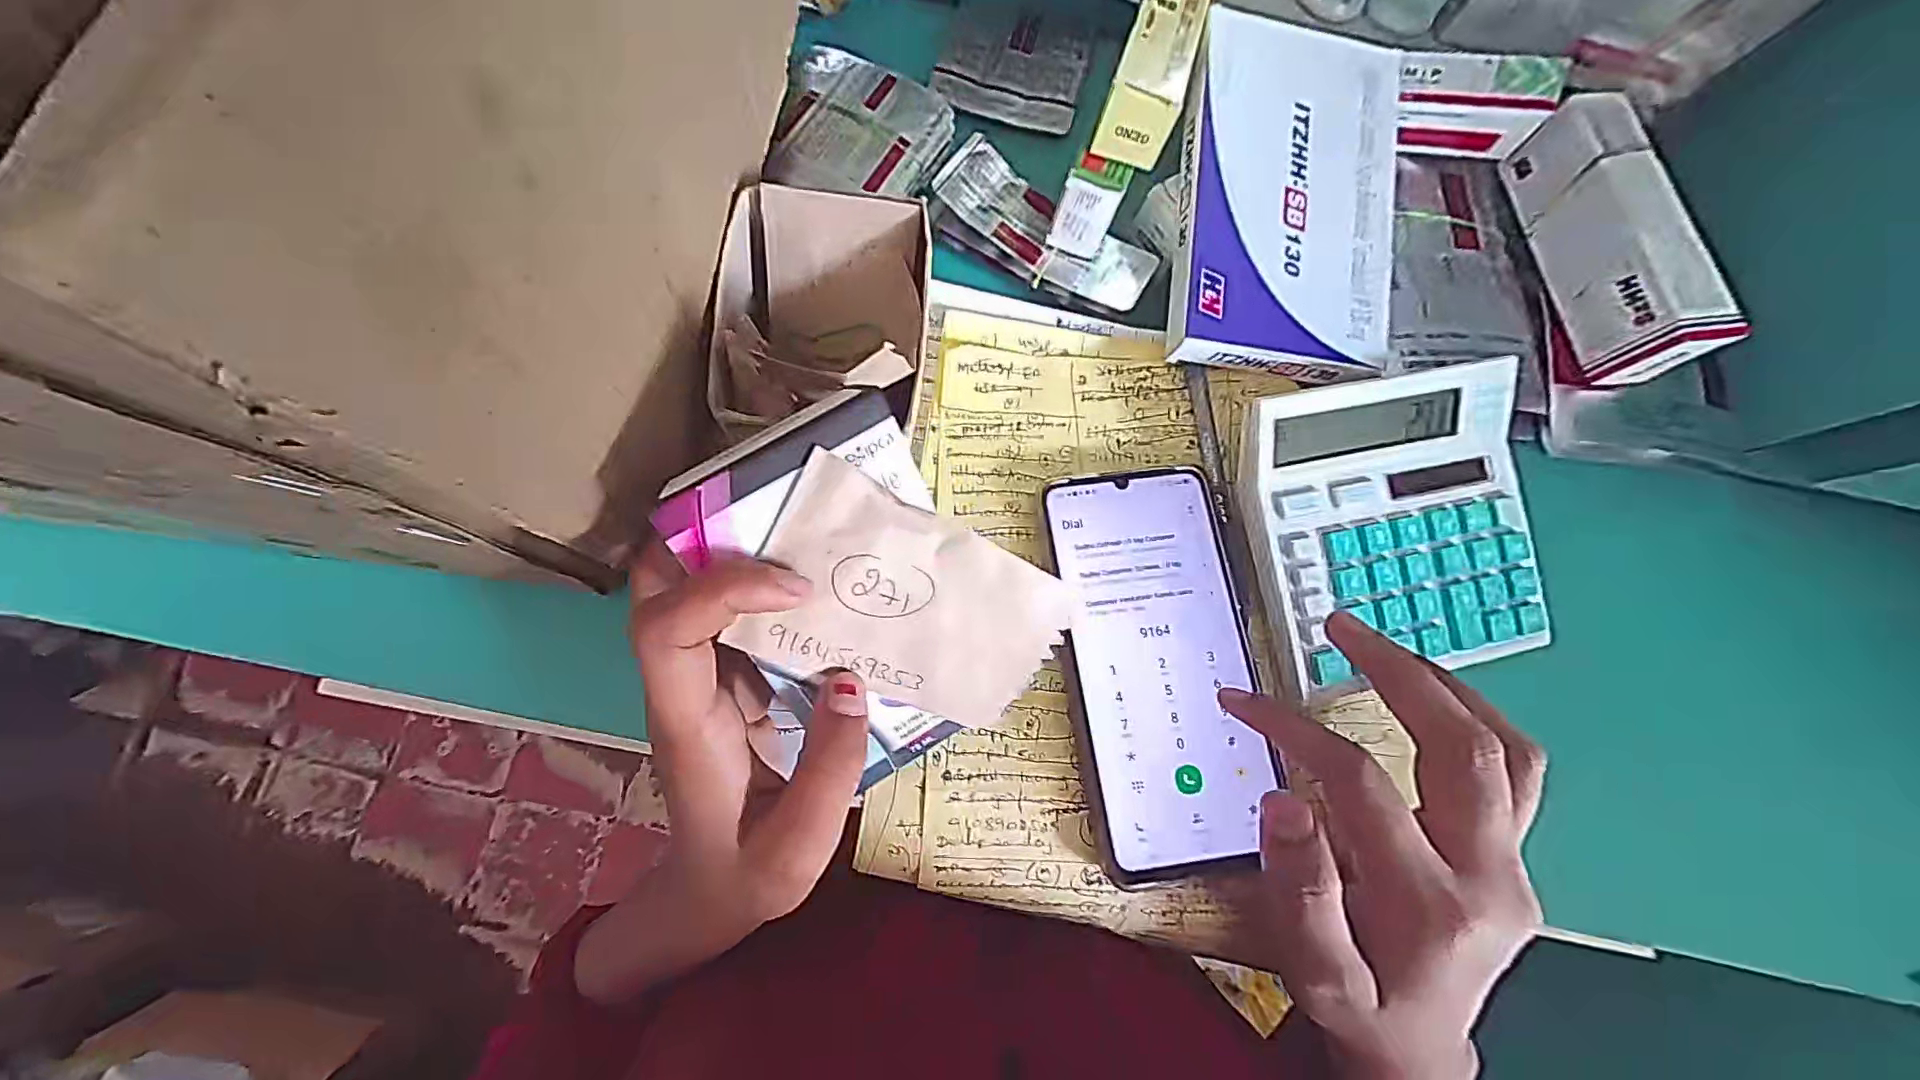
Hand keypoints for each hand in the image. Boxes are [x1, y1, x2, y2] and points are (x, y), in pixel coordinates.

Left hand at [574, 547, 869, 1004]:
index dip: (723, 589)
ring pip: (692, 588)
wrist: (707, 895)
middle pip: (655, 588)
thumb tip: (850, 679)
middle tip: (778, 519)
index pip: (666, 631)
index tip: (797, 588)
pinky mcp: (729, 677)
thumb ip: (829, 771)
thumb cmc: (744, 876)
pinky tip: (821, 587)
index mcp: (685, 725)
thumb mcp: (795, 851)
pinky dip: (768, 586)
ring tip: (807, 538)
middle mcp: (681, 685)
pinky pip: (736, 613)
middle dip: (705, 538)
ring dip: (740, 552)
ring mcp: (701, 677)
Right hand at [1220, 612, 1544, 1079]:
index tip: (1243, 700)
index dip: (1294, 729)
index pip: (1358, 783)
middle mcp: (1488, 875)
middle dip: (1395, 672)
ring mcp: (1513, 864)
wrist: (1421, 1052)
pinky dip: (1471, 714)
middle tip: (1340, 627)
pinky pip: (1513, 768)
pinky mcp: (1514, 856)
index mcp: (1429, 902)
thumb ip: (1298, 890)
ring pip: (1507, 751)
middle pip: (1460, 748)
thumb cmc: (1360, 1009)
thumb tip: (1283, 801)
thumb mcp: (1315, 970)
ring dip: (1443, 683)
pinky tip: (1427, 692)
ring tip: (1383, 645)